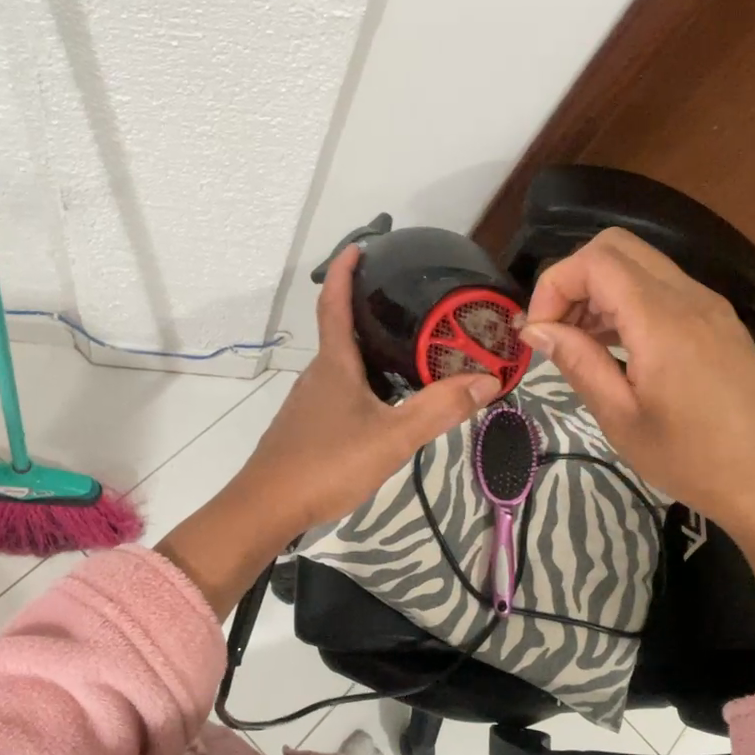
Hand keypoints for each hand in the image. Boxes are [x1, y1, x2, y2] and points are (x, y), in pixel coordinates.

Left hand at [157, 246, 496, 614]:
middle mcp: (317, 376)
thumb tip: (488, 379)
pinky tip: (383, 406)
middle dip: (368, 313)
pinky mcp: (306, 430)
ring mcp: (308, 404)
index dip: (344, 271)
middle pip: (341, 334)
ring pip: (342, 367)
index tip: (358, 245)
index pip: (334, 304)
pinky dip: (362, 385)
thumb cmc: (326, 464)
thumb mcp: (392, 438)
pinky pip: (338, 393)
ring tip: (408, 353)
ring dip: (368, 353)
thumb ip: (439, 409)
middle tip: (409, 305)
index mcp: (335, 365)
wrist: (266, 509)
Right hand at [522, 229, 754, 678]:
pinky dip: (628, 303)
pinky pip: (664, 288)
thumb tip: (536, 329)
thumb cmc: (694, 461)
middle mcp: (689, 297)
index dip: (553, 286)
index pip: (594, 261)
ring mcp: (710, 307)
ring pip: (641, 265)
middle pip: (617, 247)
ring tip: (582, 346)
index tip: (539, 335)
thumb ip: (578, 363)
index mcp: (662, 320)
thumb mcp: (621, 418)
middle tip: (558, 332)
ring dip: (600, 291)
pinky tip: (618, 350)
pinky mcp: (721, 323)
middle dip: (573, 279)